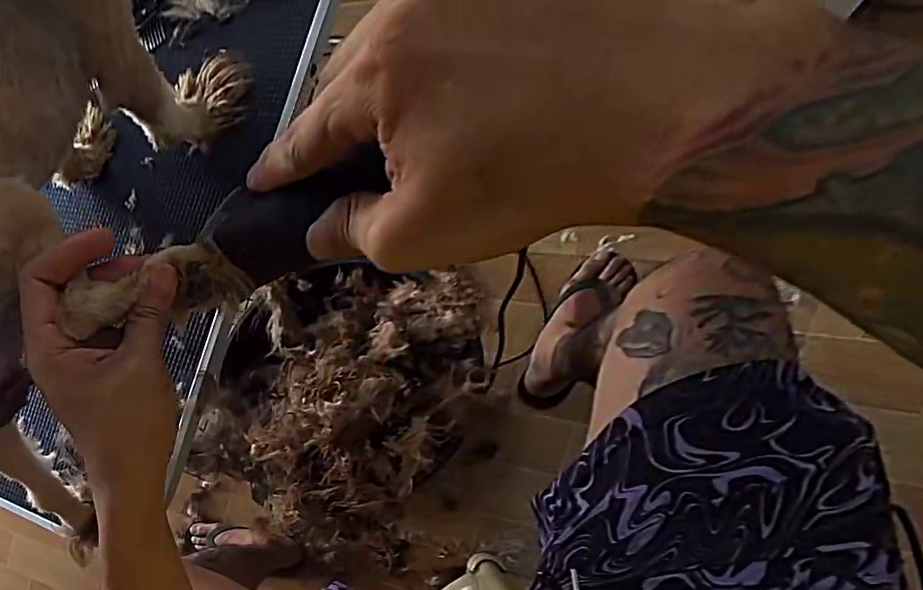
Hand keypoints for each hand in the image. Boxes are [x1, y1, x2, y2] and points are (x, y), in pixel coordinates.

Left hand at [20, 228, 179, 508]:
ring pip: (90, 313)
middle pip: (67, 292)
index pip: (39, 278)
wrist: (133, 482)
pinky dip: (128, 319)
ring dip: (120, 295)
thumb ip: (149, 314)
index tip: (110, 240)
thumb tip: (164, 269)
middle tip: (144, 267)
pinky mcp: (96, 374)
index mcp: (46, 347)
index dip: (71, 252)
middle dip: (104, 274)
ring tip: (155, 285)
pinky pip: (106, 334)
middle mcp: (52, 350)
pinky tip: (155, 311)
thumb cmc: (129, 431)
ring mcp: (75, 363)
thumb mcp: (141, 365)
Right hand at [247, 0, 850, 270]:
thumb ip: (353, 232)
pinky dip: (434, 66)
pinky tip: (457, 98)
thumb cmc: (524, 181)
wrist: (660, 106)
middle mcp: (406, 6)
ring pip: (396, 47)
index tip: (261, 183)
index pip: (309, 130)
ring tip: (404, 139)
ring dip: (387, 96)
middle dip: (336, 130)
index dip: (282, 166)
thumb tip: (318, 228)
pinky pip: (444, 27)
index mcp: (375, 71)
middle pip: (348, 79)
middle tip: (340, 171)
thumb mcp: (419, 234)